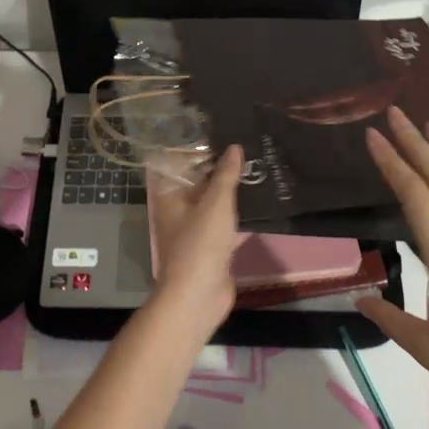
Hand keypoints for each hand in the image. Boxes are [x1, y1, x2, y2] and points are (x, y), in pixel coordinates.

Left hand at [146, 144, 242, 320]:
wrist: (199, 296)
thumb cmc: (200, 243)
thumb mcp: (216, 202)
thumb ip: (226, 174)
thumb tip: (234, 147)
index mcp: (170, 195)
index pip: (180, 163)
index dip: (199, 148)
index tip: (222, 132)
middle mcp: (178, 209)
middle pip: (198, 182)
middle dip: (219, 168)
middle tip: (247, 147)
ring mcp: (194, 230)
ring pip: (213, 203)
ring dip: (230, 191)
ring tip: (256, 168)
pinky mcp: (211, 247)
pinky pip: (224, 223)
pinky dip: (237, 213)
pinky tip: (258, 201)